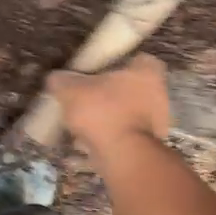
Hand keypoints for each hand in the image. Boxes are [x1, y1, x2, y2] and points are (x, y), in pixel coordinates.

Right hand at [46, 54, 171, 155]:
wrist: (124, 155)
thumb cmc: (102, 111)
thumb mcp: (69, 88)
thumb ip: (60, 79)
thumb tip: (56, 78)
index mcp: (147, 71)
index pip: (135, 59)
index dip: (114, 64)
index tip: (94, 73)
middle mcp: (159, 93)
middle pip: (129, 88)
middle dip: (106, 95)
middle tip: (82, 100)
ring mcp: (158, 121)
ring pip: (125, 114)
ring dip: (105, 119)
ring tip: (78, 127)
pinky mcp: (150, 145)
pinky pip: (123, 136)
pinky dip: (106, 139)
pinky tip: (84, 145)